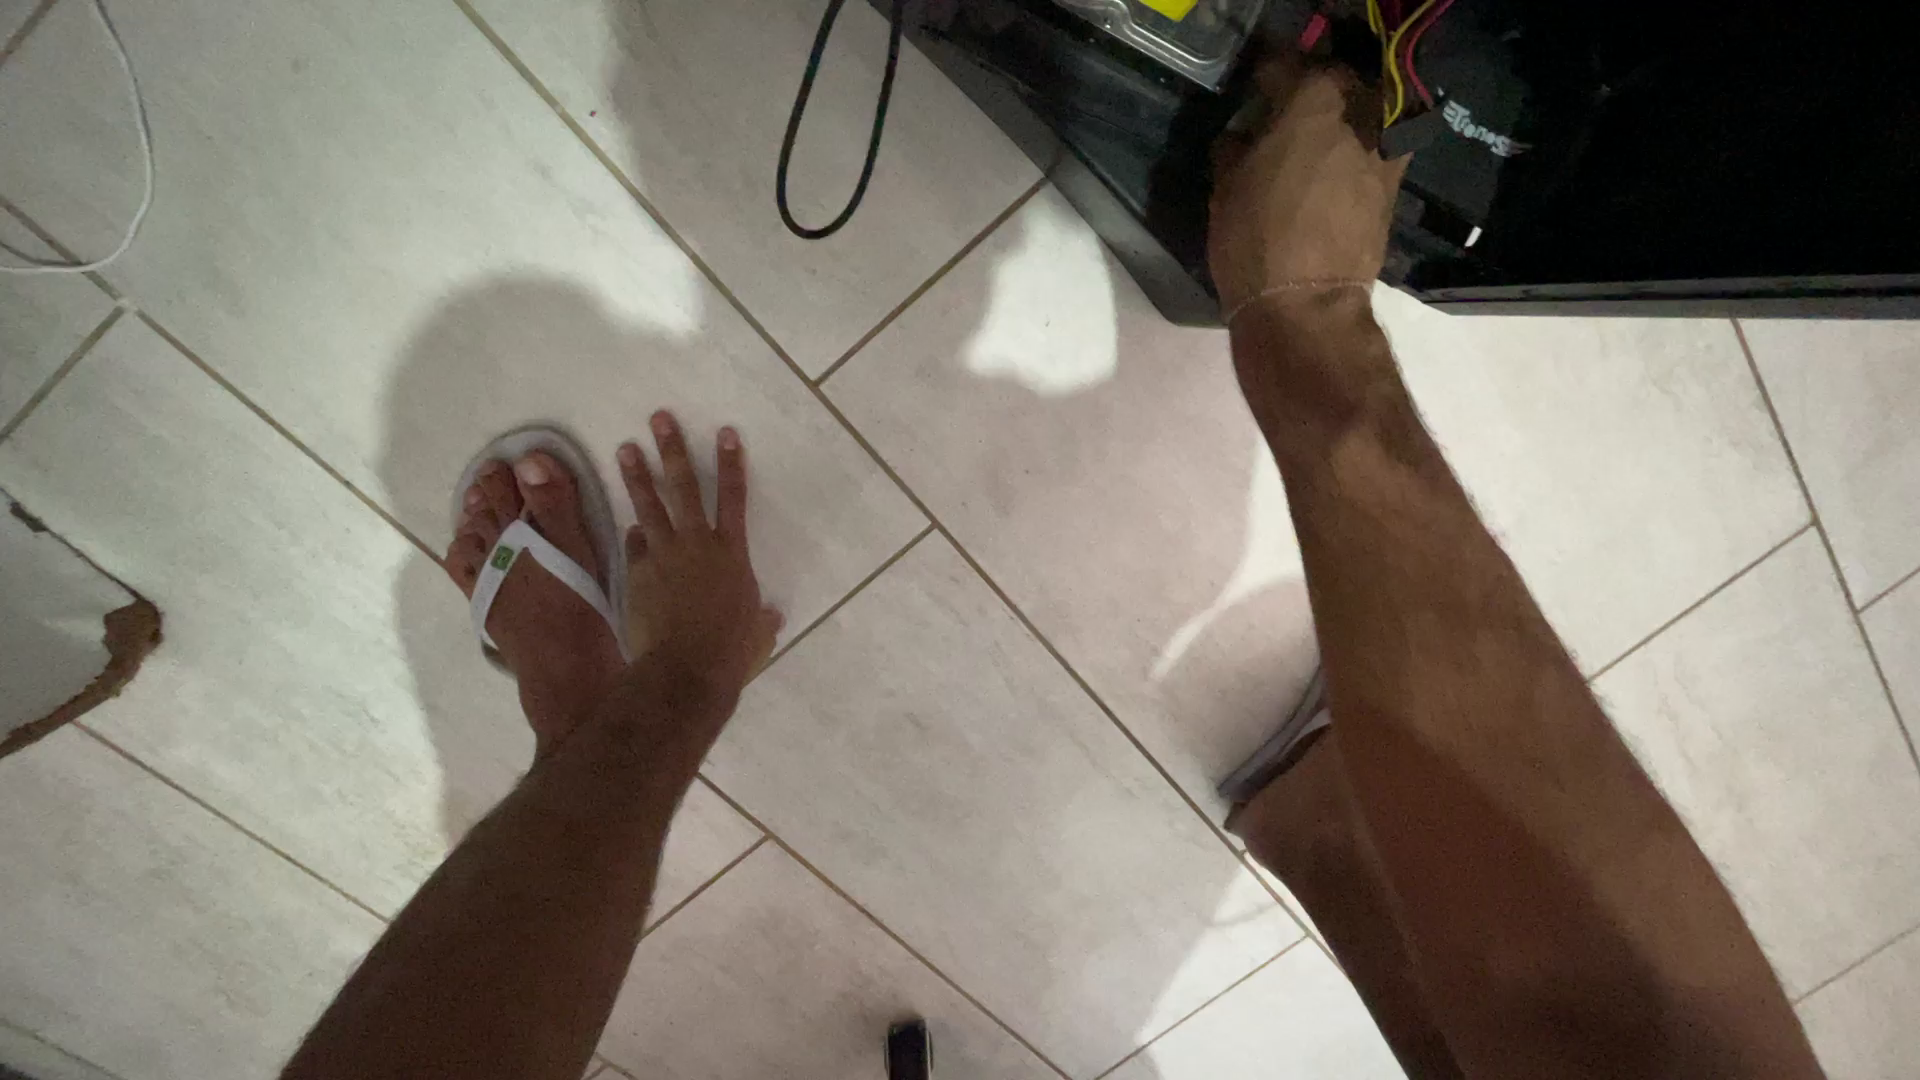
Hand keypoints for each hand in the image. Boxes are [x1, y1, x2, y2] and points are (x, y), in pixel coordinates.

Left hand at [616, 411, 782, 717]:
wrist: (687, 668)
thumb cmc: (732, 650)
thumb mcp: (756, 632)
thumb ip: (761, 618)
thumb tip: (771, 617)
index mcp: (733, 553)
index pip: (734, 498)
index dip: (732, 464)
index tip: (725, 433)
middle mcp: (698, 544)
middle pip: (685, 488)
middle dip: (674, 450)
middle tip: (659, 419)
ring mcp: (664, 556)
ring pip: (650, 507)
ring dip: (639, 476)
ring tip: (626, 448)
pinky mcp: (638, 575)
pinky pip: (635, 546)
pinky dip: (633, 533)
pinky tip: (626, 522)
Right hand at [1208, 60, 1406, 316]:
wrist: (1304, 304)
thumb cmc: (1253, 243)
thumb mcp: (1224, 193)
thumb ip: (1235, 150)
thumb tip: (1243, 137)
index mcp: (1311, 98)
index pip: (1282, 66)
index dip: (1262, 80)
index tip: (1250, 94)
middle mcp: (1359, 108)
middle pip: (1330, 84)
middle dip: (1304, 97)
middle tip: (1278, 121)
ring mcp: (1384, 144)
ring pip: (1357, 114)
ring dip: (1334, 125)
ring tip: (1308, 150)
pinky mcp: (1394, 181)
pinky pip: (1372, 148)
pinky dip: (1352, 154)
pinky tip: (1332, 174)